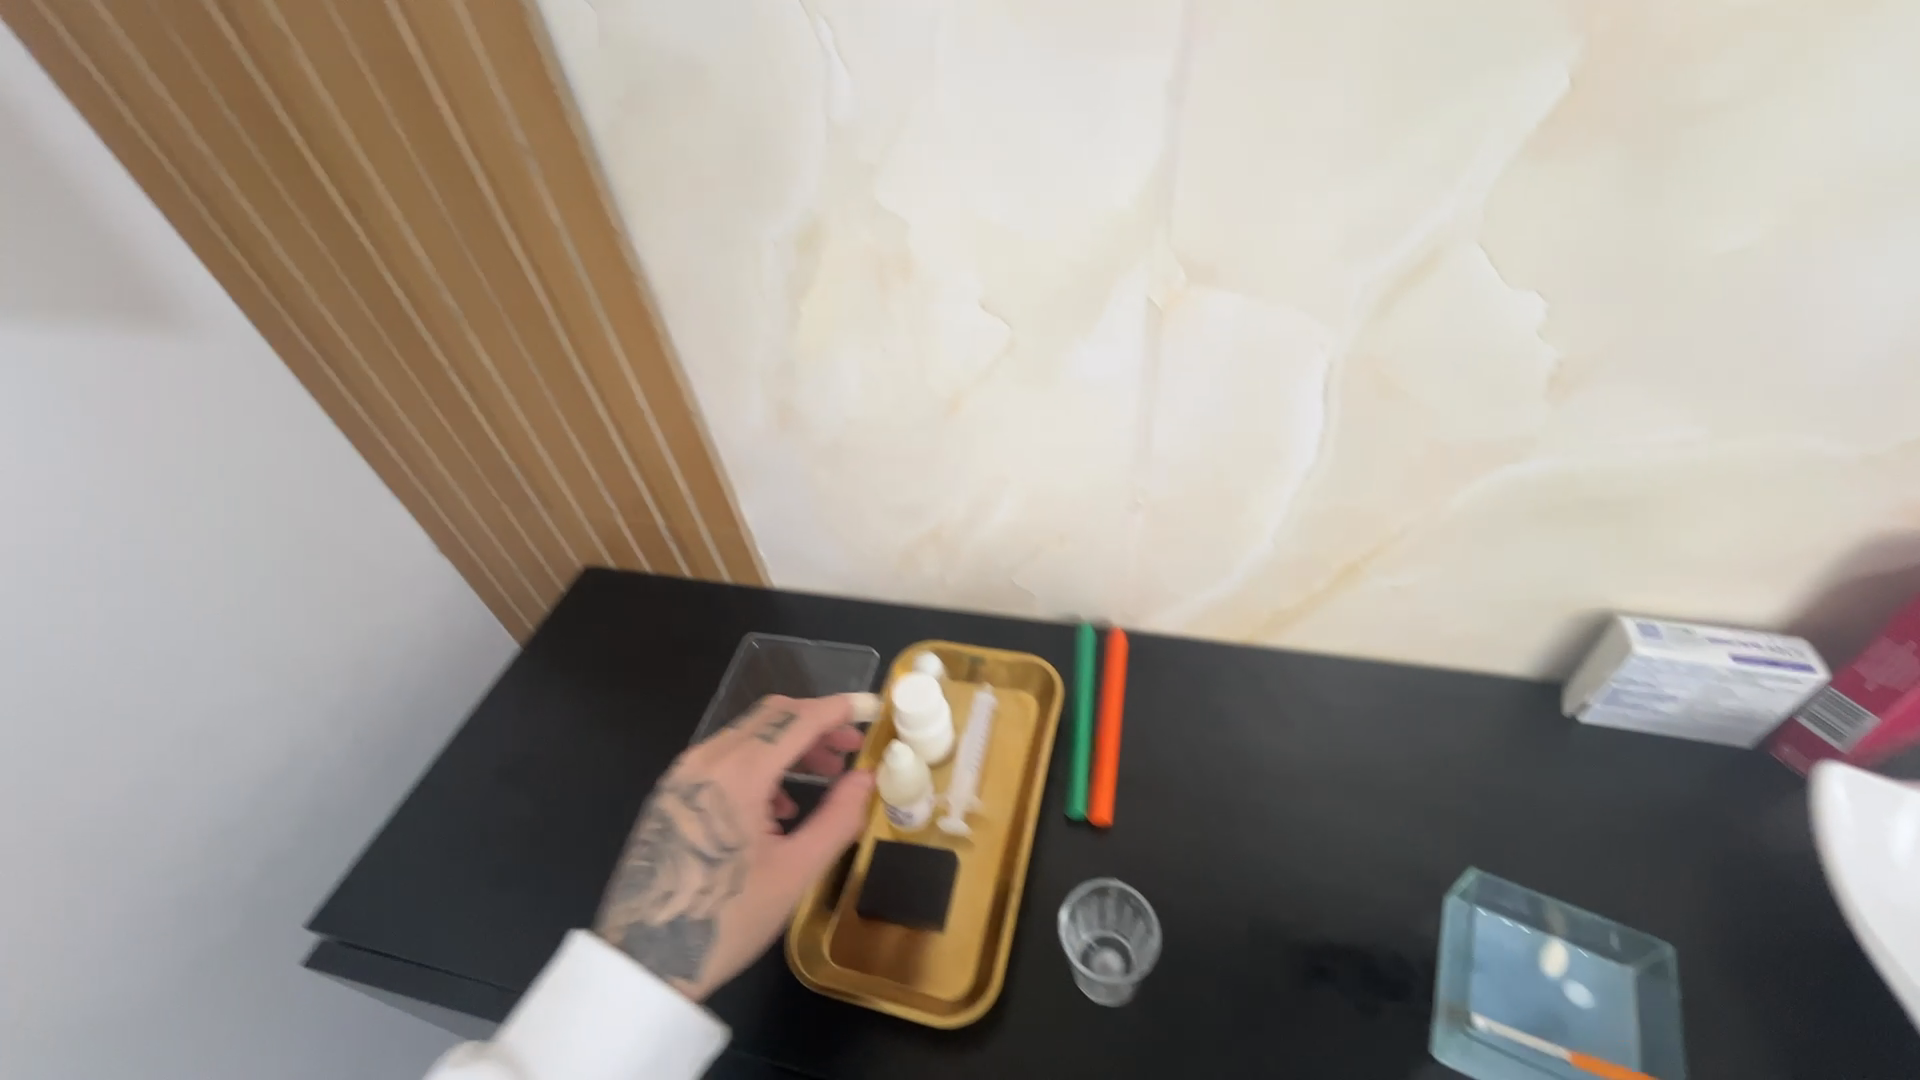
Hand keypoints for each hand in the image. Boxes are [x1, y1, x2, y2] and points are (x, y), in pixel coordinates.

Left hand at [593, 693, 878, 1000]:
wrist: (643, 963)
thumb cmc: (726, 920)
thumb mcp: (796, 872)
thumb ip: (838, 818)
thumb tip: (867, 778)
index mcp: (739, 773)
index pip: (799, 719)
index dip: (838, 710)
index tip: (870, 709)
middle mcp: (707, 759)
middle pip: (773, 716)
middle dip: (817, 724)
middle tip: (851, 749)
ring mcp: (684, 773)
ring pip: (749, 734)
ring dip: (790, 744)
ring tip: (824, 777)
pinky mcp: (672, 792)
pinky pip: (726, 757)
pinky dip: (762, 762)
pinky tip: (779, 807)